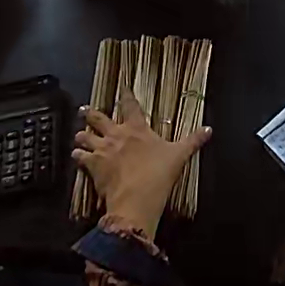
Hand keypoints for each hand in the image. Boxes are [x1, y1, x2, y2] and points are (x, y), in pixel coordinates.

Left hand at [73, 87, 211, 239]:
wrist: (137, 198)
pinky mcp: (92, 165)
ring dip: (81, 135)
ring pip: (84, 136)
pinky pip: (79, 157)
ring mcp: (102, 149)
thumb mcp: (179, 155)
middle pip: (98, 118)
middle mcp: (116, 134)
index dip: (125, 95)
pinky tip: (76, 156)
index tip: (122, 88)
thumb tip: (208, 130)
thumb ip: (193, 140)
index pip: (130, 105)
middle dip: (90, 113)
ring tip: (79, 135)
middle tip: (84, 110)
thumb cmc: (158, 174)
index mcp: (136, 128)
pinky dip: (77, 156)